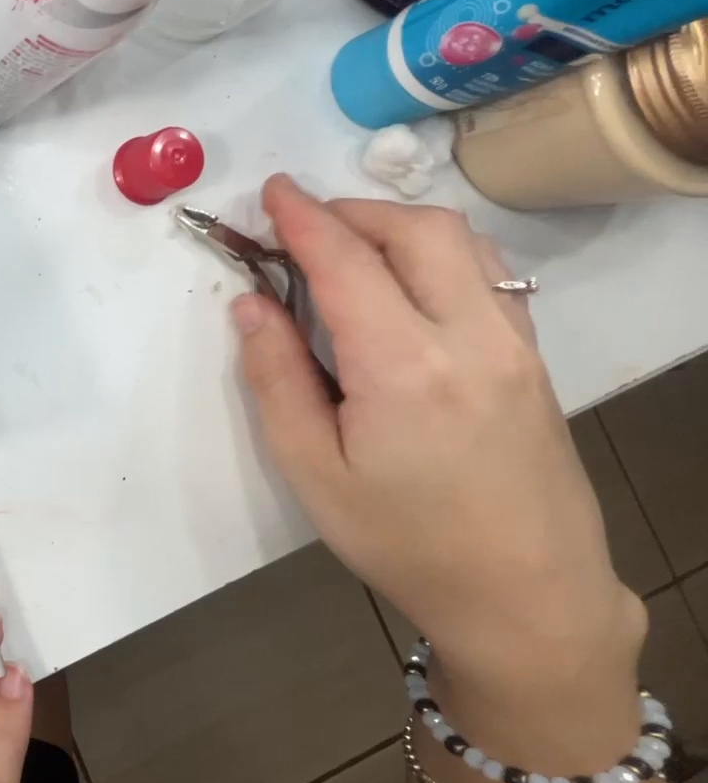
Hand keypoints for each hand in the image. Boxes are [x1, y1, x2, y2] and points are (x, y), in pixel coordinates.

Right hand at [231, 175, 642, 692]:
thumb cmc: (399, 537)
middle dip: (351, 210)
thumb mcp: (310, 467)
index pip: (348, 263)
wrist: (523, 592)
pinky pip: (486, 275)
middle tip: (296, 220)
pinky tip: (397, 279)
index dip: (303, 219)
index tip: (271, 190)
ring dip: (396, 225)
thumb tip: (250, 304)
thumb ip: (275, 377)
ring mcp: (515, 346)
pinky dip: (434, 252)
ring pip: (463, 245)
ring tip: (342, 242)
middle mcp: (472, 339)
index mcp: (405, 367)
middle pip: (419, 232)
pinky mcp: (531, 360)